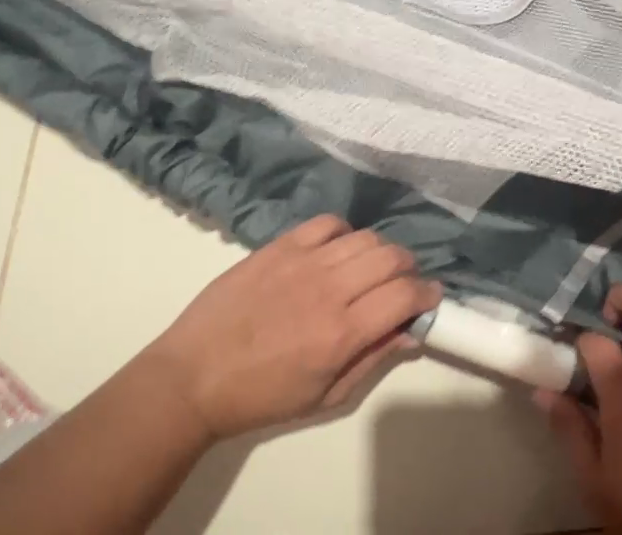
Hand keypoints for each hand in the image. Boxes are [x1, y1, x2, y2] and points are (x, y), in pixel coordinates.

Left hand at [142, 215, 442, 439]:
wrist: (192, 378)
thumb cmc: (260, 398)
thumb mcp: (323, 396)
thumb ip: (372, 360)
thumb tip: (410, 332)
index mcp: (341, 334)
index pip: (404, 296)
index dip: (427, 294)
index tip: (429, 299)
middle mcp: (328, 291)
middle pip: (392, 258)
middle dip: (409, 270)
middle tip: (402, 285)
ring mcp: (302, 263)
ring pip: (365, 238)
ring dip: (380, 252)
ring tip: (371, 269)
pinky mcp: (278, 247)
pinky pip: (327, 223)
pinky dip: (344, 233)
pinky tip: (338, 252)